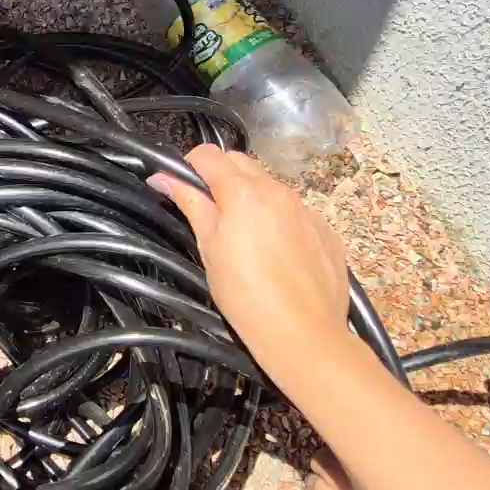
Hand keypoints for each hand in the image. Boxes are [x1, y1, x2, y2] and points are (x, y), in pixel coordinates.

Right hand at [147, 144, 349, 362]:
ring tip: (242, 235)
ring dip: (250, 196)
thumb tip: (163, 178)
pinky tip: (274, 252)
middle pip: (240, 162)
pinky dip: (277, 218)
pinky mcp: (325, 230)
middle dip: (219, 175)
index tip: (182, 187)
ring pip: (269, 185)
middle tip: (209, 210)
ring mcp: (306, 209)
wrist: (304, 334)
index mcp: (243, 192)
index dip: (188, 166)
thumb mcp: (208, 247)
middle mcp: (278, 190)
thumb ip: (190, 204)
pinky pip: (294, 210)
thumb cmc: (244, 293)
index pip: (208, 155)